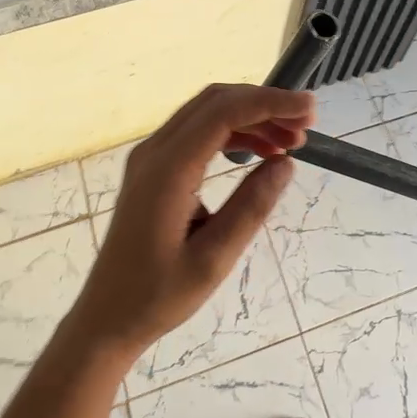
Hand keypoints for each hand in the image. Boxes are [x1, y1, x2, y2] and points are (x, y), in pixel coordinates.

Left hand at [64, 84, 313, 356]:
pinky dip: (233, 132)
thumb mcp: (213, 260)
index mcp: (168, 170)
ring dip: (251, 117)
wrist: (107, 316)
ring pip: (207, 113)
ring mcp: (151, 156)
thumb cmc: (158, 295)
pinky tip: (262, 152)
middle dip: (264, 104)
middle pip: (215, 102)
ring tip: (292, 141)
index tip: (309, 108)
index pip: (223, 112)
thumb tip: (287, 163)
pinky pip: (198, 132)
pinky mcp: (155, 167)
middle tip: (306, 124)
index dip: (269, 102)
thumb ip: (251, 207)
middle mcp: (155, 151)